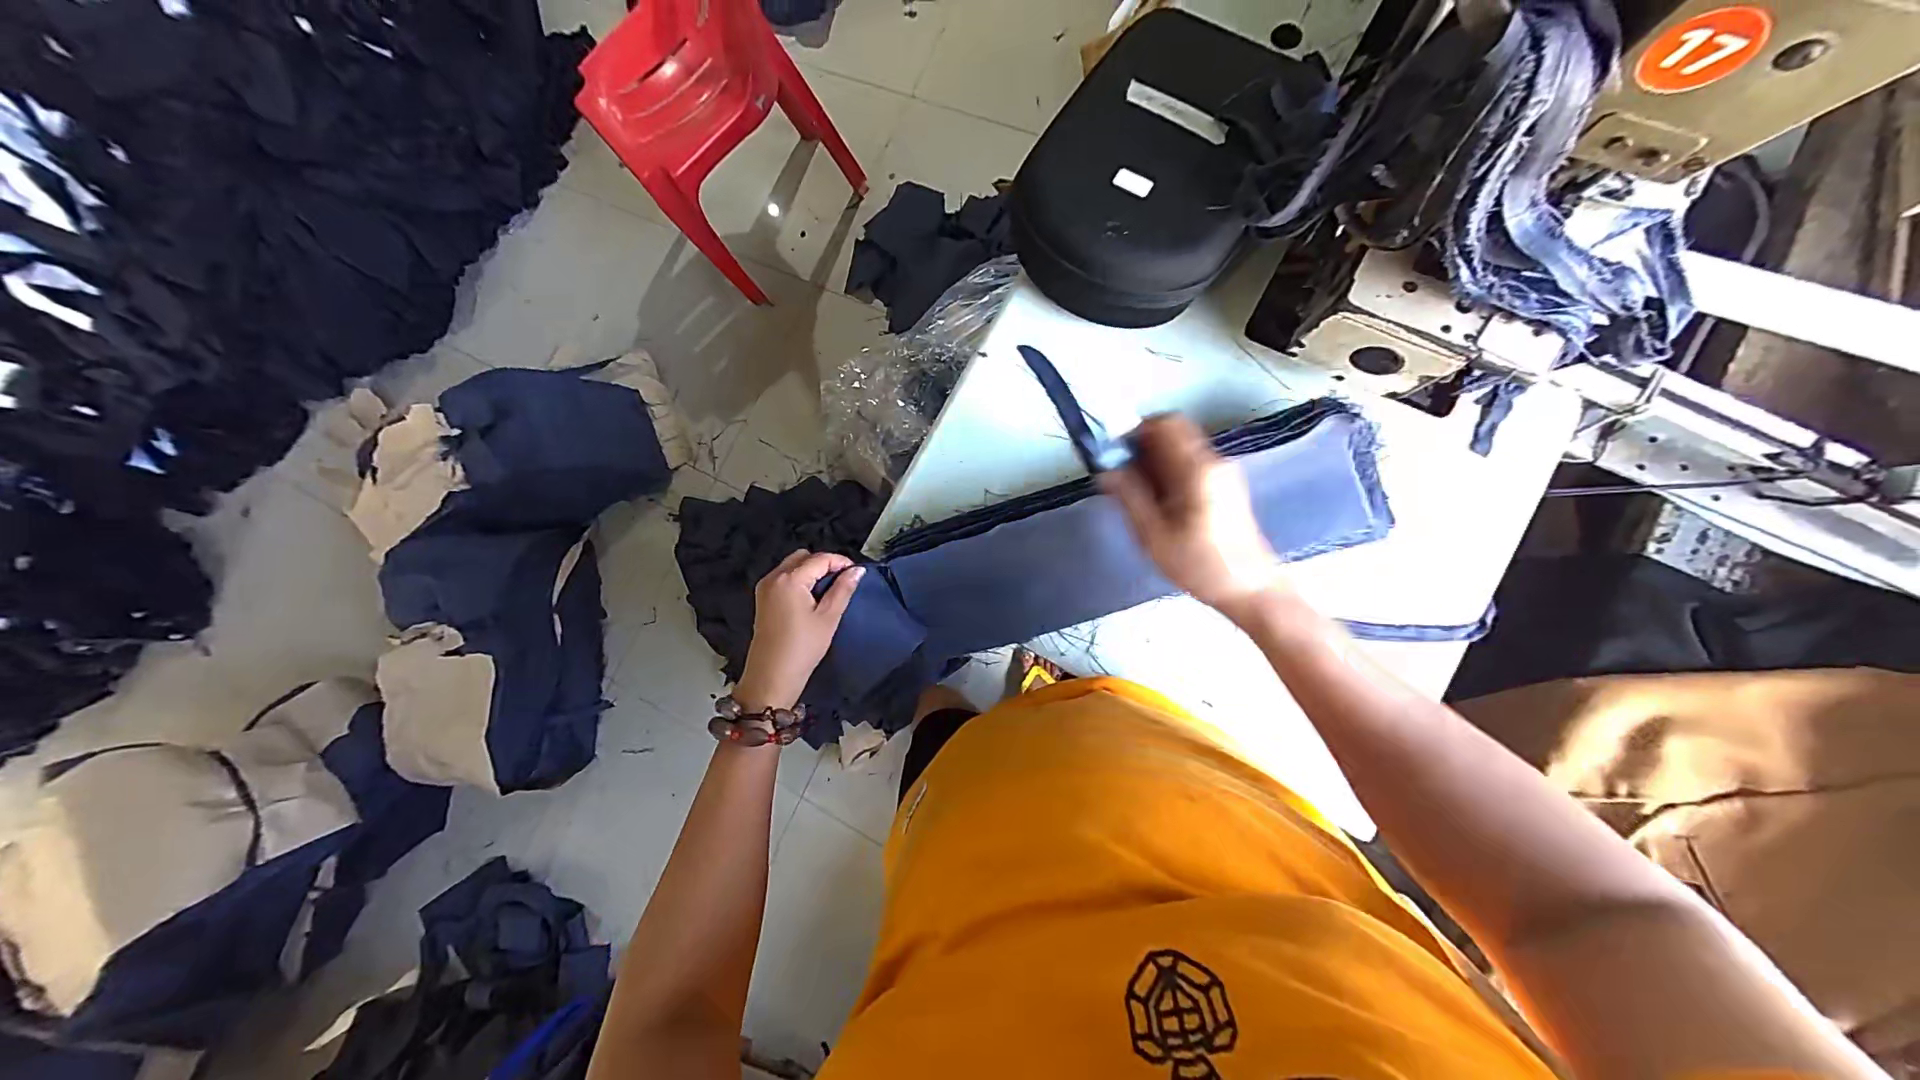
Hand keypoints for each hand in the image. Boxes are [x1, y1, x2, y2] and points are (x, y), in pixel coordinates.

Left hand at [736, 550, 865, 710]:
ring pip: (792, 565)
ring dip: (811, 571)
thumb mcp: (828, 617)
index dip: (841, 562)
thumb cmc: (802, 647)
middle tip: (842, 580)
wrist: (771, 676)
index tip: (856, 572)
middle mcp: (773, 578)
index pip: (820, 559)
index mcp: (789, 579)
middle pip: (803, 557)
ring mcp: (765, 588)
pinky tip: (811, 598)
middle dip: (824, 563)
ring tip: (829, 590)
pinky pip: (783, 578)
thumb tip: (857, 570)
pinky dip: (799, 580)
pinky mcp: (762, 599)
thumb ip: (843, 589)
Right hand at [1099, 413, 1287, 619]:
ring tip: (1138, 494)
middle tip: (1122, 475)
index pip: (1164, 423)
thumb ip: (1128, 496)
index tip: (1114, 453)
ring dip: (1154, 460)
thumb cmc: (1201, 566)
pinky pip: (1190, 463)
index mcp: (1197, 469)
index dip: (1134, 430)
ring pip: (1181, 447)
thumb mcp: (1153, 536)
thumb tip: (1105, 469)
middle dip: (1142, 446)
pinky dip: (1169, 472)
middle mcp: (1214, 462)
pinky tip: (1159, 503)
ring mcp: (1223, 472)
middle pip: (1173, 432)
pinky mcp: (1225, 485)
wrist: (1251, 590)